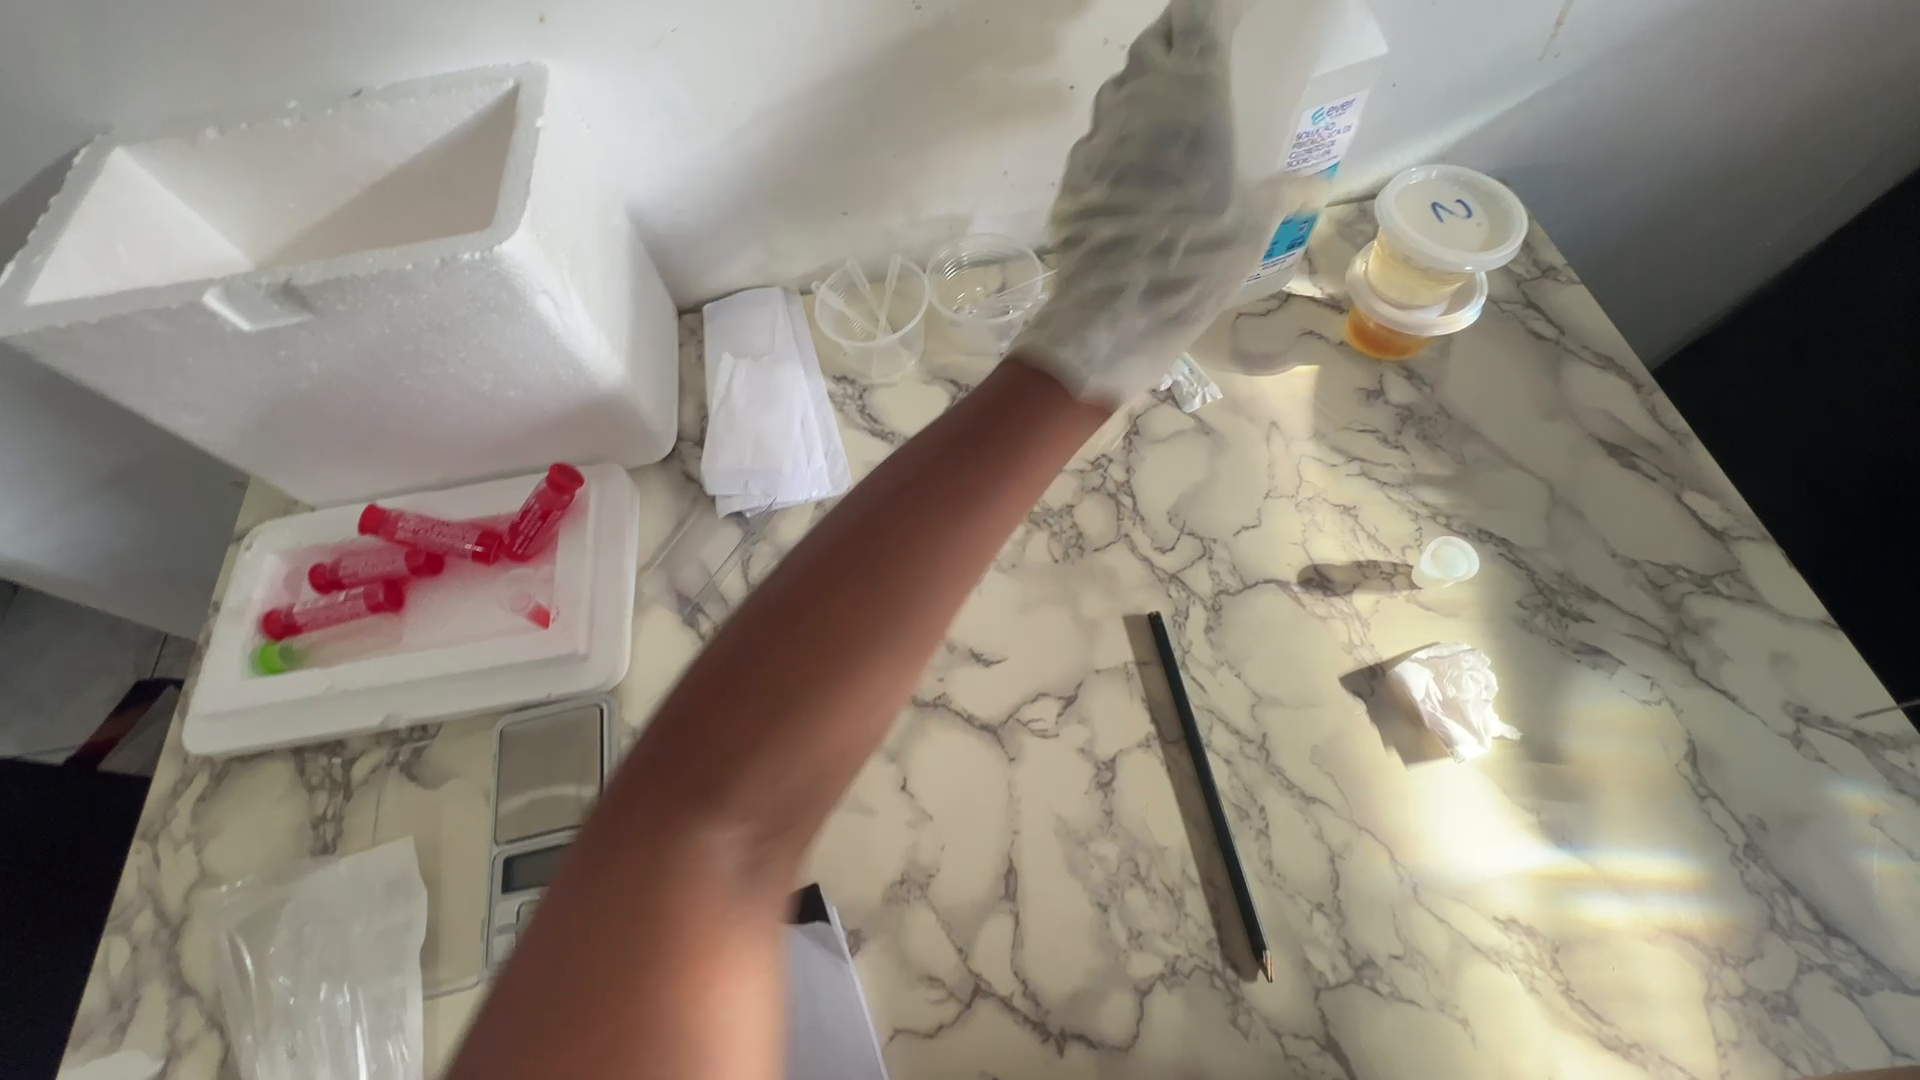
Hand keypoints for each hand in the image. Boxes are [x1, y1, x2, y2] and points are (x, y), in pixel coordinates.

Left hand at [1013, 0, 1282, 405]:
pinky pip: (1098, 137)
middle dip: (1175, 39)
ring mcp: (1097, 138)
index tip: (1228, 17)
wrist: (1112, 316)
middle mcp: (1137, 101)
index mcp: (1191, 93)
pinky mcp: (1073, 176)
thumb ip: (1282, 193)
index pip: (1196, 14)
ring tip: (1168, 109)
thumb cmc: (1192, 263)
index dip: (1210, 9)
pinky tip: (1133, 165)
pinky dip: (1118, 136)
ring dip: (1142, 86)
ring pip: (1119, 88)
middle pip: (1152, 43)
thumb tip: (1316, 186)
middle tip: (1198, 55)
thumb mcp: (1251, 227)